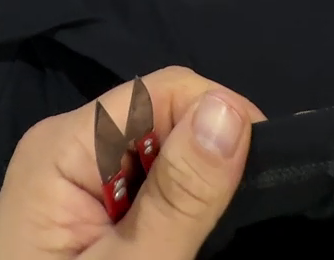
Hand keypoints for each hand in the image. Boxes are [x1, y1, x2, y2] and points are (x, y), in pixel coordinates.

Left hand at [0, 67, 265, 258]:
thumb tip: (231, 108)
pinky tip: (186, 241)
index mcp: (64, 144)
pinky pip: (142, 184)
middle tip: (240, 221)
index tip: (268, 172)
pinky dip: (174, 208)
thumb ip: (177, 197)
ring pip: (159, 152)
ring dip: (195, 187)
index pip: (162, 91)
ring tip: (216, 235)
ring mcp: (72, 178)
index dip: (221, 115)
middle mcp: (67, 144)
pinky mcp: (82, 210)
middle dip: (209, 156)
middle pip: (162, 117)